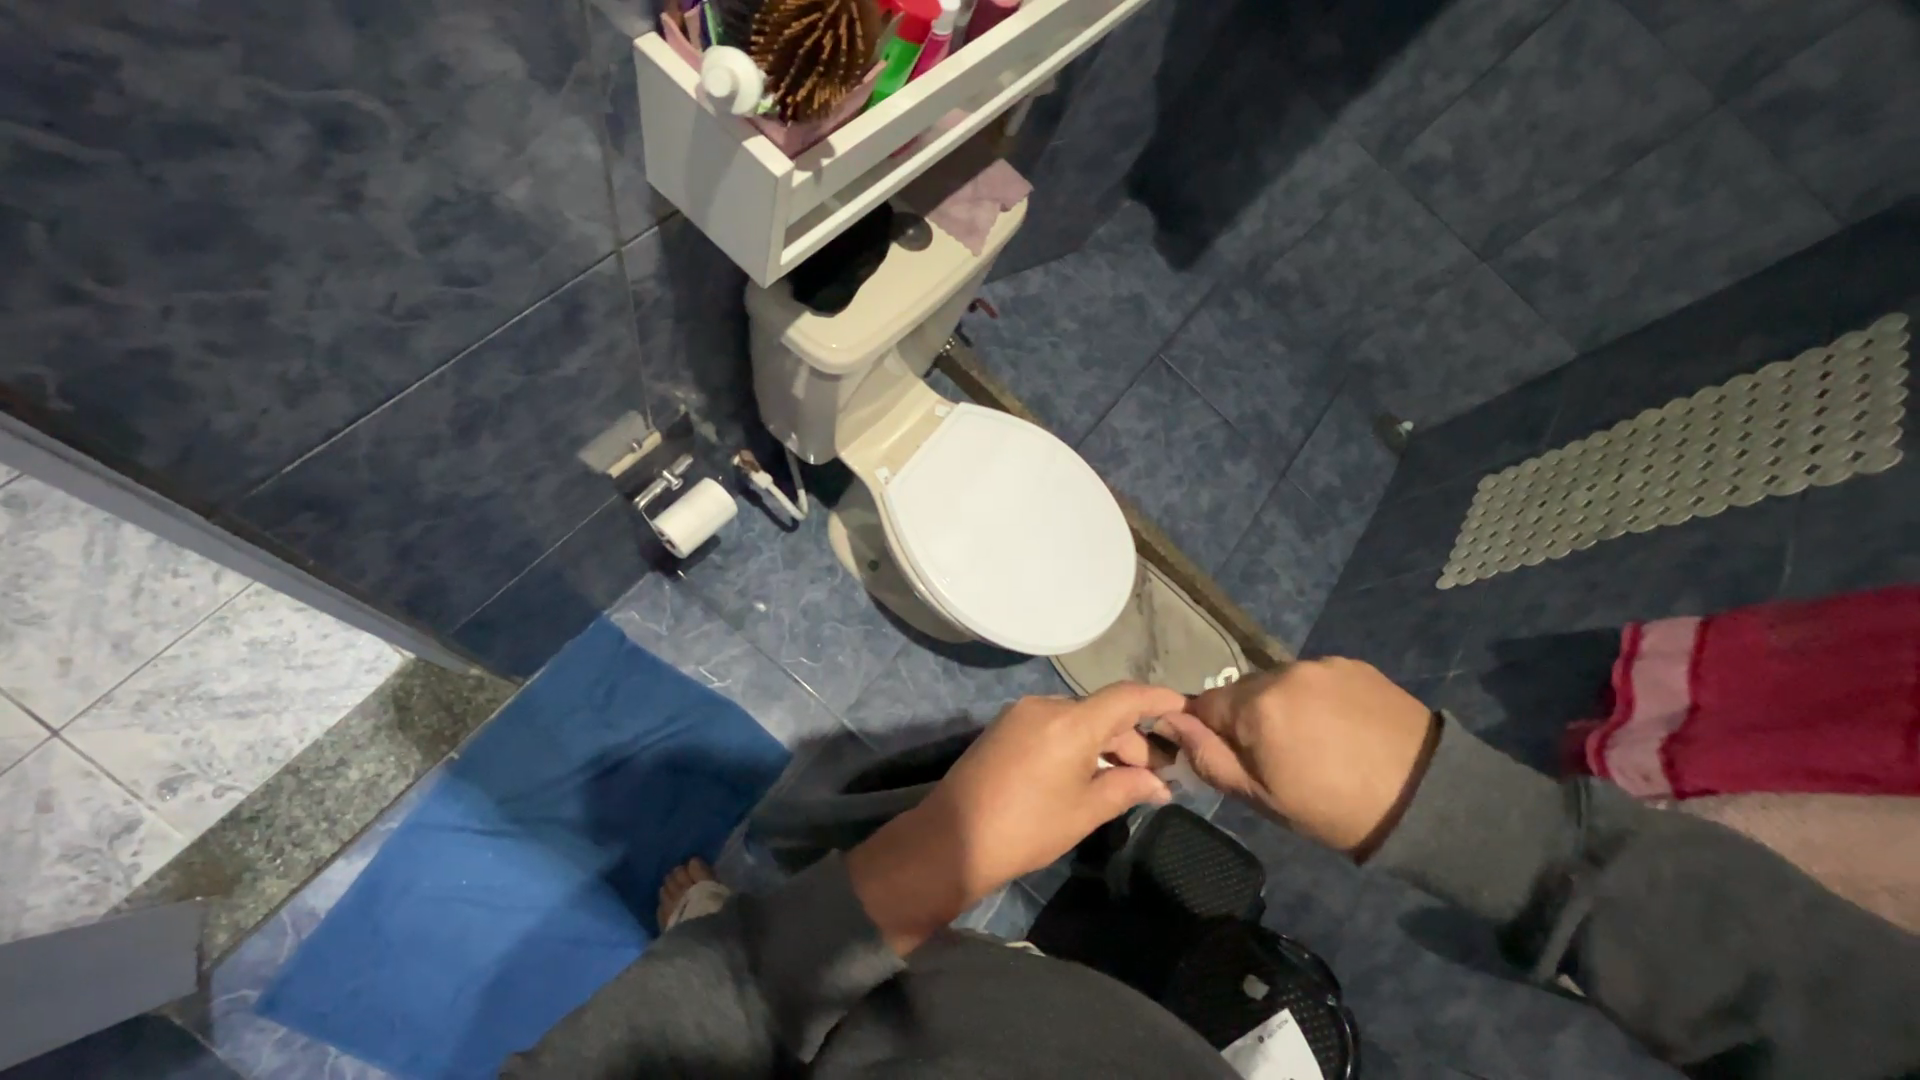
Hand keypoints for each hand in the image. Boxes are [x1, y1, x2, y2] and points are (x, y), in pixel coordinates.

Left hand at [845, 683, 1186, 954]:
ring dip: (1103, 742)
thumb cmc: (1027, 827)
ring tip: (1122, 779)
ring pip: (1077, 718)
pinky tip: (1086, 773)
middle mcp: (1045, 705)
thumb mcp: (1085, 811)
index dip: (1160, 699)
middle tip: (1153, 777)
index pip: (1127, 696)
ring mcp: (1021, 714)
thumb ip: (1127, 787)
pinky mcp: (1005, 727)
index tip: (1185, 709)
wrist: (952, 840)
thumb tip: (1160, 784)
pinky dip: (1076, 742)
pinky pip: (1053, 725)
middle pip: (1102, 710)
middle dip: (1132, 739)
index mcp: (1070, 720)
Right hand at [1156, 659, 1436, 855]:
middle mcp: (1283, 672)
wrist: (1428, 799)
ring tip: (1312, 741)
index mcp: (1256, 706)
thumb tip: (1167, 723)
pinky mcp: (1353, 664)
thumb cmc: (1335, 809)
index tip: (1232, 758)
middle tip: (1276, 756)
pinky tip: (1338, 727)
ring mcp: (1321, 664)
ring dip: (1280, 705)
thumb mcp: (1262, 797)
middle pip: (1241, 691)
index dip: (1209, 732)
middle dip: (1246, 718)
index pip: (1203, 705)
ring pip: (1277, 682)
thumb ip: (1209, 758)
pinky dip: (1314, 698)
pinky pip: (1313, 678)